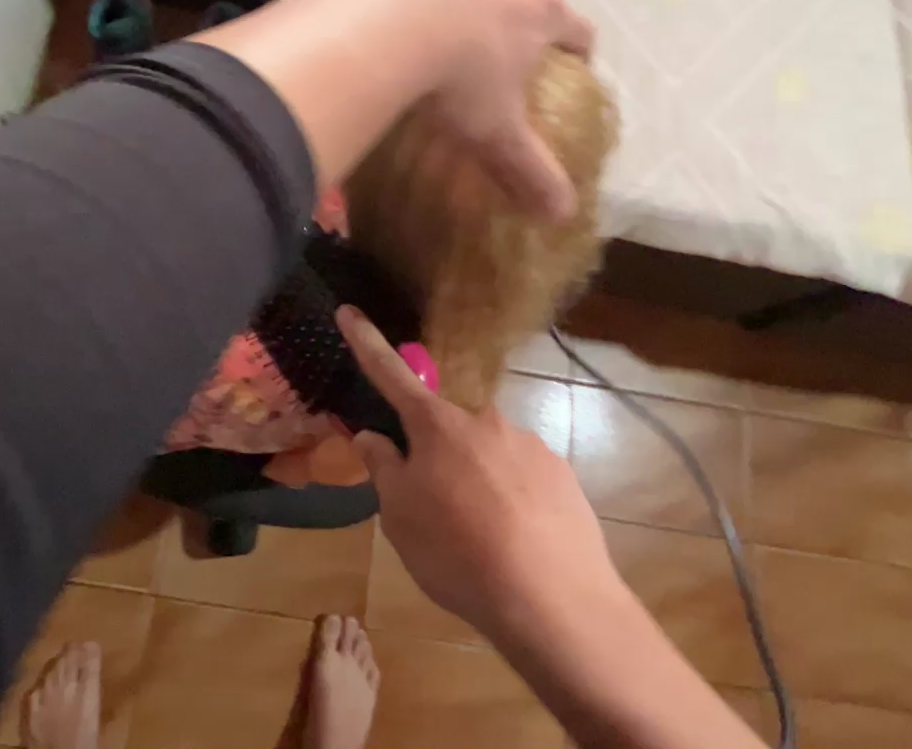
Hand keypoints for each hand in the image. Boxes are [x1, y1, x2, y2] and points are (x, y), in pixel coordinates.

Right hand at [337, 306, 621, 643]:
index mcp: (438, 425)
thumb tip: (373, 436)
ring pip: (487, 451)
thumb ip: (384, 468)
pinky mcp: (562, 474)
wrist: (553, 601)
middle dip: (435, 452)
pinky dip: (511, 497)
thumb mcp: (400, 516)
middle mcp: (485, 420)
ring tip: (480, 536)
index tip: (348, 310)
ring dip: (476, 478)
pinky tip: (515, 539)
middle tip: (435, 504)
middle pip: (447, 424)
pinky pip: (522, 475)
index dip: (366, 342)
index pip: (391, 373)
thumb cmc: (458, 553)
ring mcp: (529, 443)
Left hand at [358, 0, 595, 219]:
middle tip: (522, 47)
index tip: (577, 69)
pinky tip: (417, 15)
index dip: (582, 50)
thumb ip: (530, 169)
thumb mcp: (497, 132)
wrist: (390, 27)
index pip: (580, 29)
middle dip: (535, 16)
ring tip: (473, 23)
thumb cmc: (460, 79)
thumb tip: (562, 214)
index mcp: (542, 15)